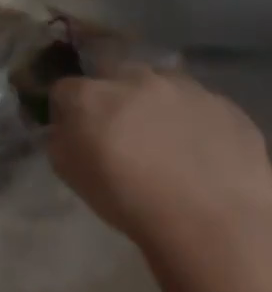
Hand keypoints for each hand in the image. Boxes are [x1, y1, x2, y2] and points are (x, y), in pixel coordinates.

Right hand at [49, 64, 271, 251]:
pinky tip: (193, 145)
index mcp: (89, 95)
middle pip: (114, 72)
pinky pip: (199, 103)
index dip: (64, 107)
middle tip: (115, 123)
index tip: (70, 127)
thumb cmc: (123, 194)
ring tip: (159, 131)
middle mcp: (137, 81)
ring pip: (161, 82)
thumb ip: (62, 135)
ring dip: (152, 99)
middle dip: (110, 91)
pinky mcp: (229, 108)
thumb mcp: (65, 166)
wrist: (210, 219)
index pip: (63, 87)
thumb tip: (70, 127)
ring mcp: (188, 91)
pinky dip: (189, 117)